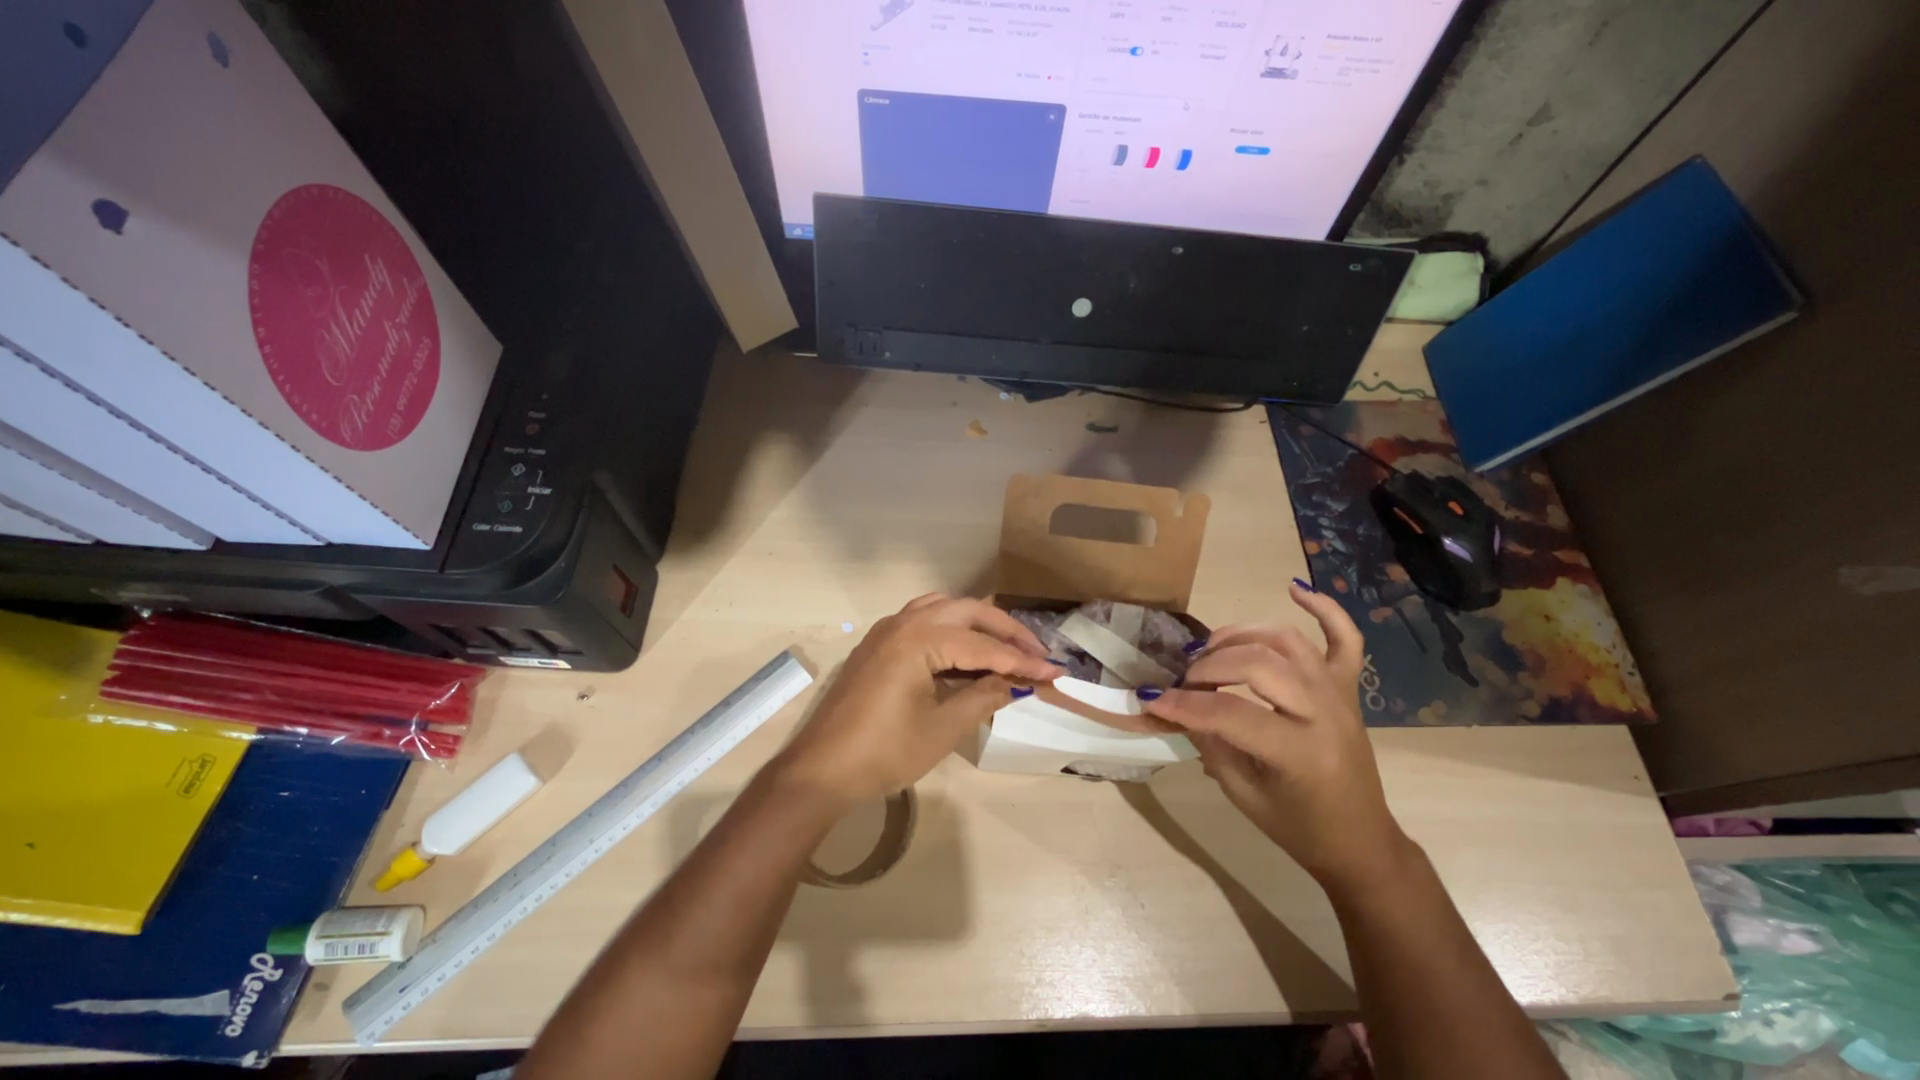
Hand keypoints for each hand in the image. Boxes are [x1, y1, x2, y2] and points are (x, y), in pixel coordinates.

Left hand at [771, 594, 1063, 804]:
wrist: (821, 770)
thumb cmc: (884, 752)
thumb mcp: (943, 727)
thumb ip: (984, 696)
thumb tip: (1018, 682)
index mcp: (919, 639)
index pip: (984, 646)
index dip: (1023, 661)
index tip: (1057, 673)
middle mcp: (903, 623)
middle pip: (967, 612)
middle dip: (1006, 632)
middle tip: (1038, 654)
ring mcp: (886, 632)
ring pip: (943, 609)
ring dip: (978, 625)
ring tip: (1007, 648)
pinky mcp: (877, 646)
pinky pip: (922, 621)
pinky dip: (951, 630)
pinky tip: (966, 653)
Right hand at [1143, 582, 1416, 894]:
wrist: (1358, 839)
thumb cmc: (1298, 826)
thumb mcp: (1243, 794)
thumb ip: (1209, 743)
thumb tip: (1173, 705)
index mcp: (1300, 752)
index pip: (1231, 714)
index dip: (1184, 706)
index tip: (1151, 700)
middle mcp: (1325, 713)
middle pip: (1259, 665)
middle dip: (1209, 667)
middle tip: (1184, 682)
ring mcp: (1341, 695)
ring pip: (1287, 641)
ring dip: (1242, 637)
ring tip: (1210, 649)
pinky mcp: (1350, 688)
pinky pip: (1345, 639)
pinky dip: (1325, 609)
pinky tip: (1295, 589)